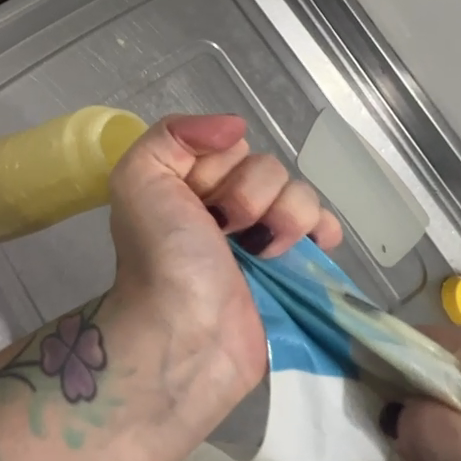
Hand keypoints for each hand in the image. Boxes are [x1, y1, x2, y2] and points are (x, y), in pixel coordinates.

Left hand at [105, 115, 343, 417]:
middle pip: (266, 166)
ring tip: (259, 251)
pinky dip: (321, 229)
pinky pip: (322, 225)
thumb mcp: (139, 178)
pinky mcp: (293, 267)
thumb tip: (234, 126)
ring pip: (297, 192)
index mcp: (185, 180)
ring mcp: (260, 234)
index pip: (227, 144)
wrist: (189, 334)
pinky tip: (313, 244)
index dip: (219, 167)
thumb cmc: (161, 254)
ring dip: (283, 216)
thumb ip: (172, 135)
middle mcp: (221, 202)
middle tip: (224, 230)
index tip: (199, 199)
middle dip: (250, 194)